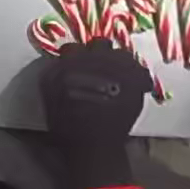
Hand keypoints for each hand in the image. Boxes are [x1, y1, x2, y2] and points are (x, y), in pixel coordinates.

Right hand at [38, 39, 155, 188]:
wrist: (93, 145)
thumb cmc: (67, 125)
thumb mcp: (50, 98)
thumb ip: (55, 77)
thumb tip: (61, 66)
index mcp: (69, 64)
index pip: (72, 48)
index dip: (75, 57)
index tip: (77, 66)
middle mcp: (94, 60)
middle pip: (100, 43)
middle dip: (98, 53)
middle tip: (98, 67)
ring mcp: (118, 68)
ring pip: (121, 53)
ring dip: (118, 62)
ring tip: (117, 76)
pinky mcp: (136, 79)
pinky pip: (139, 68)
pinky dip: (136, 75)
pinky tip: (132, 86)